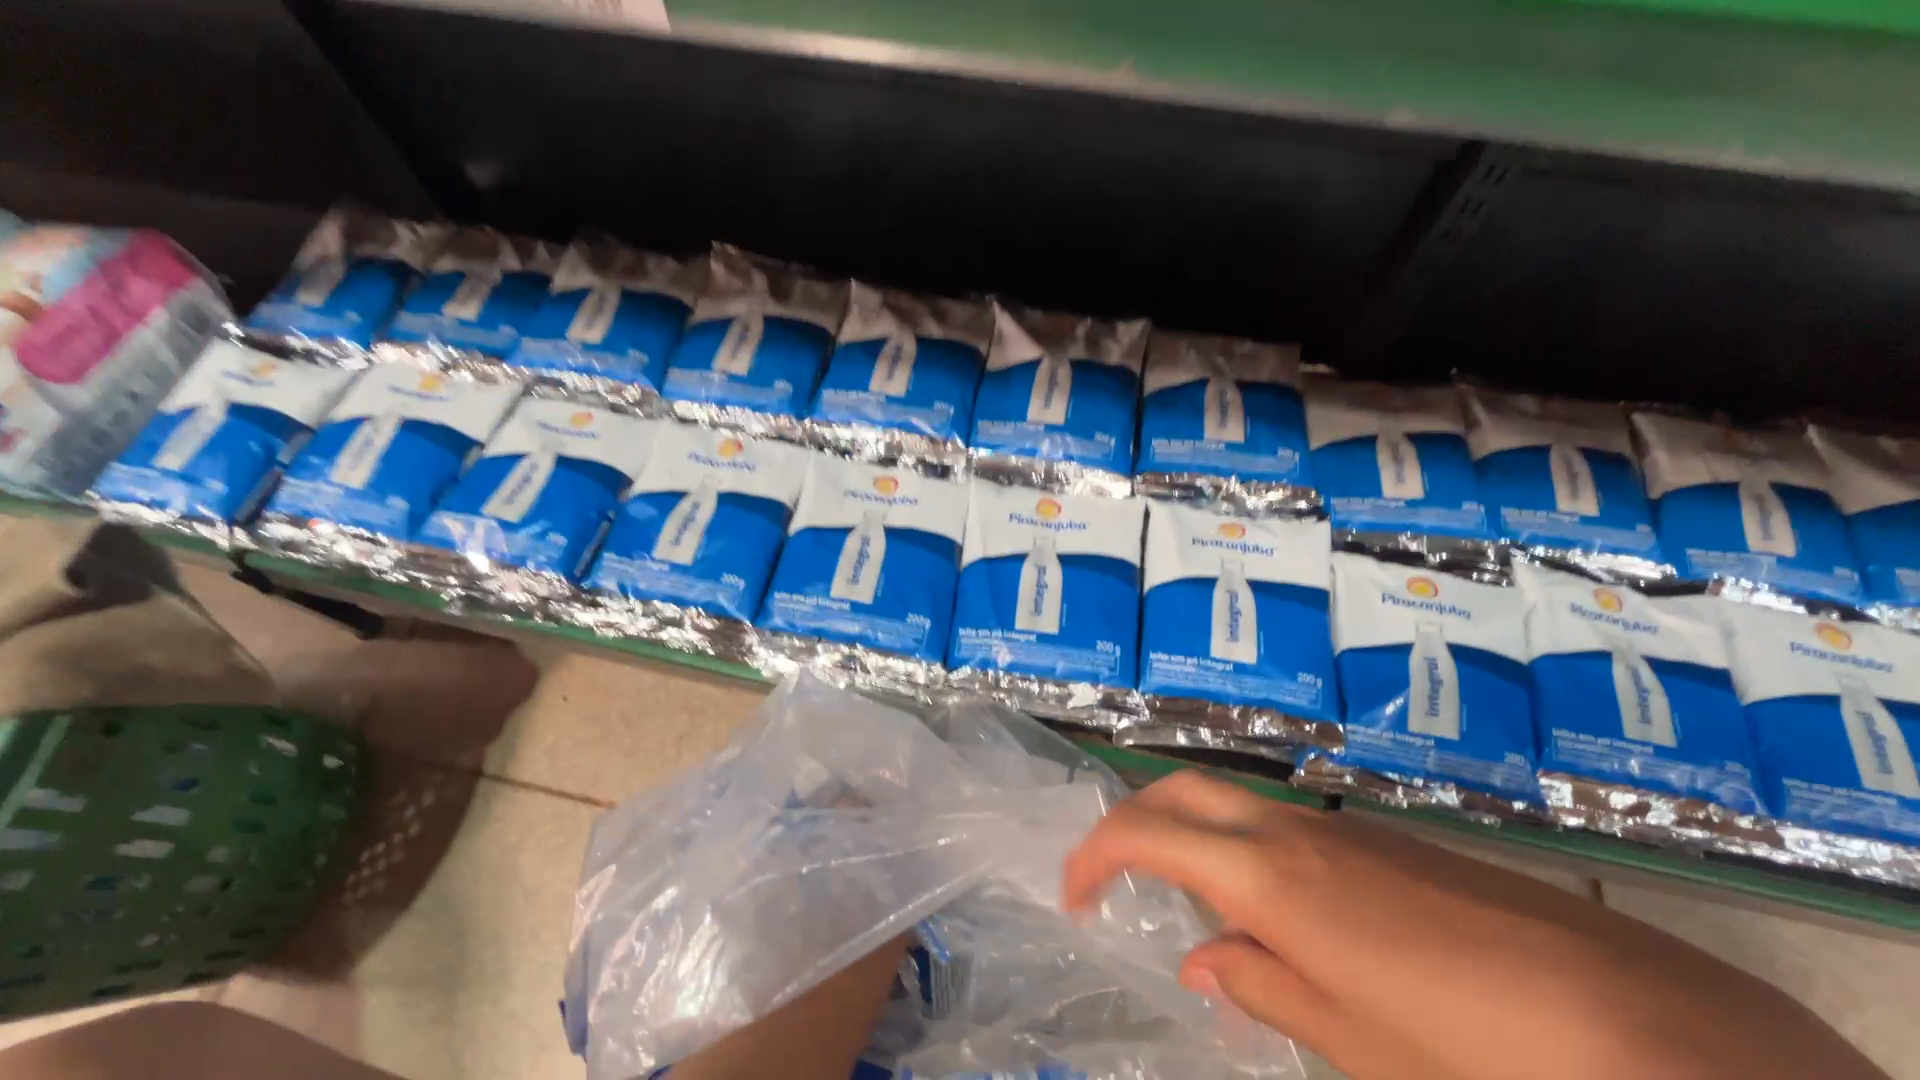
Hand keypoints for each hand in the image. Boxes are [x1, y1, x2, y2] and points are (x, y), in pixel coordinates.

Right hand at [1063, 771, 1886, 1079]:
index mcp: (1268, 876)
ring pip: (1239, 805)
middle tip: (1110, 876)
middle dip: (1133, 818)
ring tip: (1192, 912)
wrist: (1636, 1023)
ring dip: (1196, 836)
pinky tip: (1280, 923)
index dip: (1096, 855)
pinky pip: (1292, 831)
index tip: (1073, 899)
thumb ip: (1260, 985)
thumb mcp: (1348, 1037)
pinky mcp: (1393, 845)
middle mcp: (1297, 831)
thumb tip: (1201, 961)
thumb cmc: (1467, 1048)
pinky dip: (1252, 856)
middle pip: (1187, 789)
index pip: (1148, 831)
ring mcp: (1348, 831)